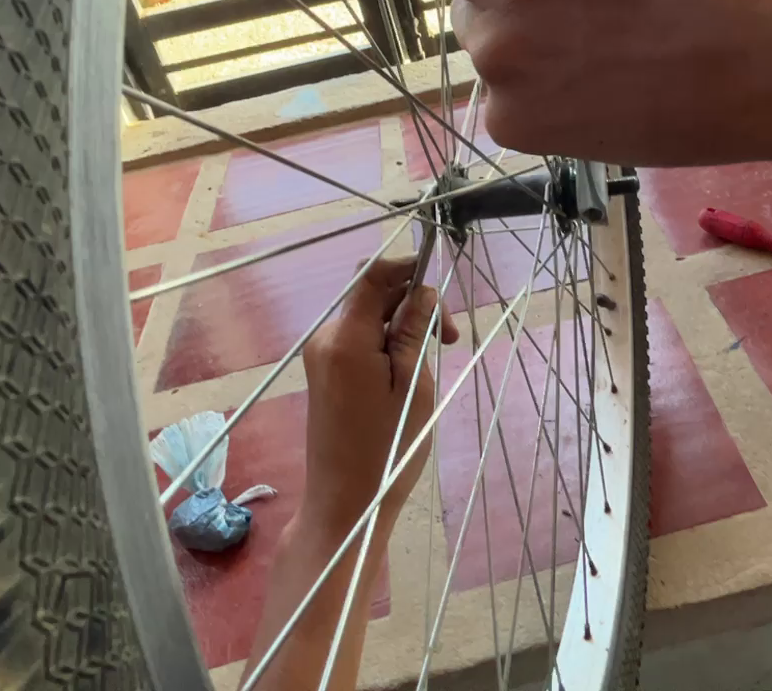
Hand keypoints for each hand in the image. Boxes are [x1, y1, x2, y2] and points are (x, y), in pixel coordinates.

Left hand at [299, 257, 453, 540]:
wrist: (345, 504)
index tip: (438, 282)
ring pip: (369, 317)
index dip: (405, 267)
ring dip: (403, 325)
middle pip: (373, 295)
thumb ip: (413, 331)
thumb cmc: (386, 449)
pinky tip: (409, 368)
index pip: (371, 276)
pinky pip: (360, 338)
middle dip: (413, 303)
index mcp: (346, 338)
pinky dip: (387, 342)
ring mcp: (323, 355)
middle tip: (448, 338)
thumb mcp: (412, 385)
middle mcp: (327, 338)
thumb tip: (423, 291)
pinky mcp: (326, 371)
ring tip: (433, 355)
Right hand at [419, 0, 771, 164]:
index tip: (567, 48)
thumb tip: (533, 66)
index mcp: (510, 117)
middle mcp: (493, 57)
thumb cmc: (703, 105)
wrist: (767, 58)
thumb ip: (553, 99)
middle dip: (509, 8)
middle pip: (470, 18)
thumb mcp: (608, 129)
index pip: (487, 76)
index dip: (528, 56)